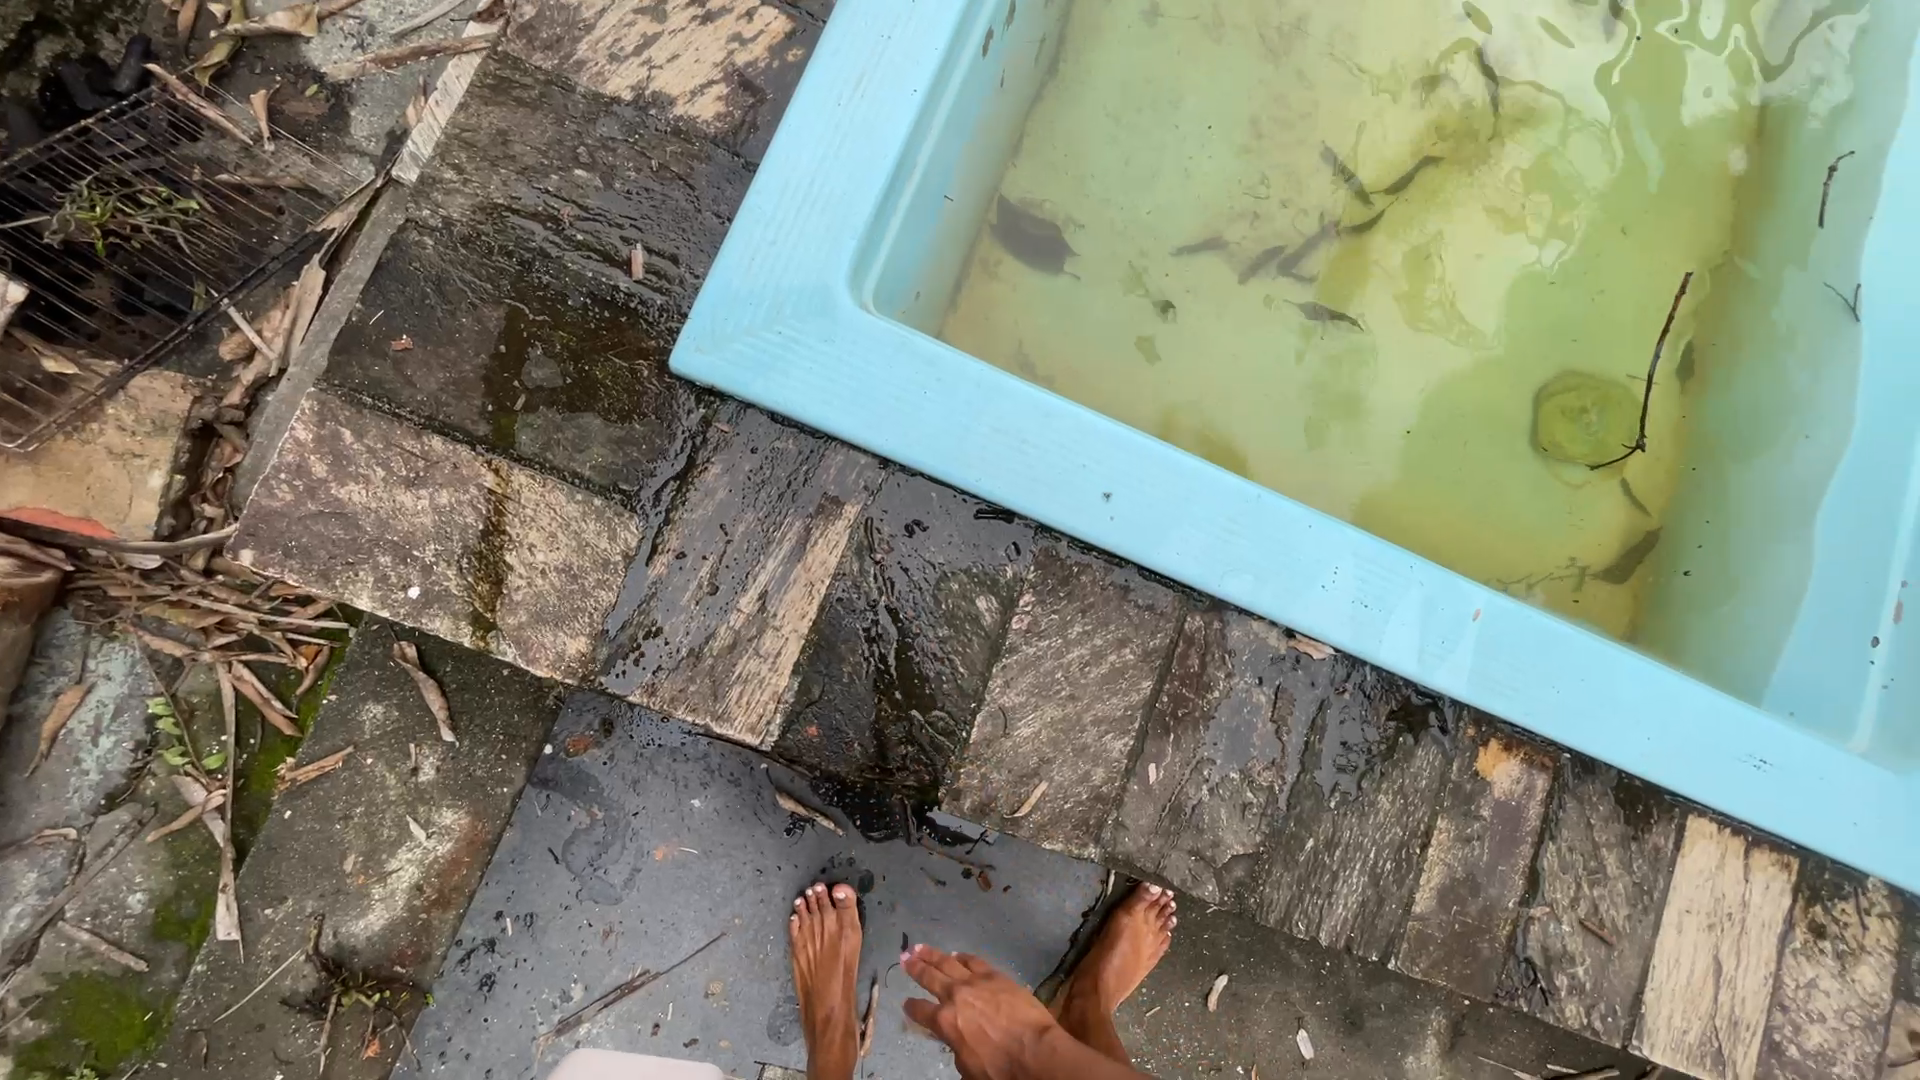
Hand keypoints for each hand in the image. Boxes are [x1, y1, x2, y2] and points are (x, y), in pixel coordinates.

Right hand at [901, 944, 1060, 1079]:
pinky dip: (962, 957)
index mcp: (945, 1022)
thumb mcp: (969, 1068)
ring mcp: (975, 982)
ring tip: (919, 947)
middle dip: (915, 968)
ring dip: (932, 954)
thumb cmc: (999, 1067)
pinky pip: (974, 961)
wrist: (1033, 1049)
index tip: (906, 1003)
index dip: (912, 1008)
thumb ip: (957, 1048)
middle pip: (929, 977)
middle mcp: (954, 996)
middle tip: (904, 957)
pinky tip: (956, 954)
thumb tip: (959, 1040)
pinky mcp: (995, 975)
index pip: (921, 1012)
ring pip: (948, 962)